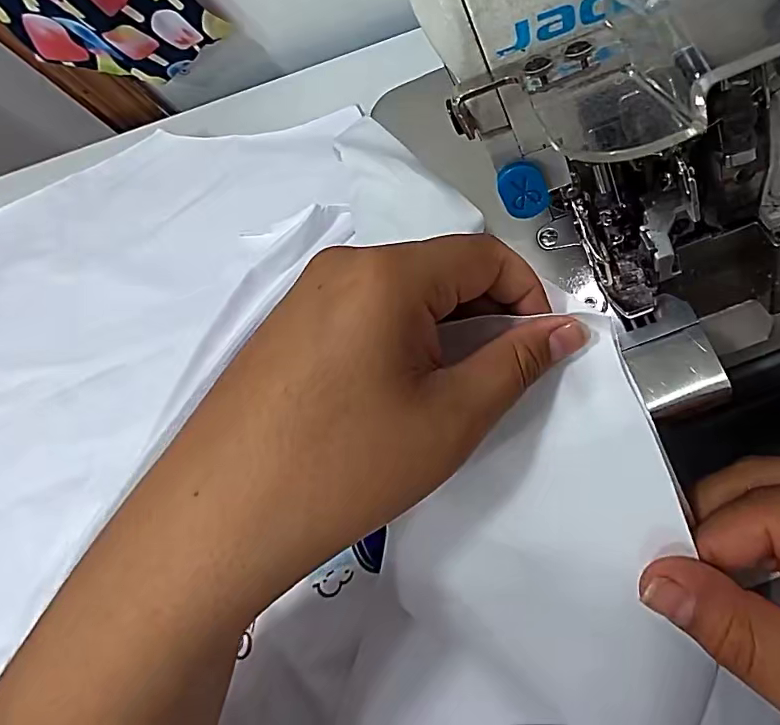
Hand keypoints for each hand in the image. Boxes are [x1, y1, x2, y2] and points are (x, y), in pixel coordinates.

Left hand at [0, 234, 584, 724]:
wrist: (212, 525)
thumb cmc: (345, 466)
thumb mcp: (450, 417)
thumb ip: (518, 362)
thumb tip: (567, 329)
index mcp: (387, 272)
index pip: (484, 254)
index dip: (526, 294)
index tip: (537, 348)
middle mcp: (345, 264)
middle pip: (442, 268)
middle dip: (485, 313)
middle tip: (494, 377)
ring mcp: (308, 290)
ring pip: (405, 290)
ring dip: (444, 327)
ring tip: (444, 391)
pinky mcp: (287, 321)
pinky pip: (365, 308)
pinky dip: (401, 335)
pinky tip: (392, 391)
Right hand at [639, 459, 779, 724]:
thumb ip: (740, 630)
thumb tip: (667, 580)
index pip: (760, 508)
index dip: (707, 546)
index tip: (673, 585)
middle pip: (760, 484)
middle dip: (711, 530)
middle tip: (682, 584)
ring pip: (766, 493)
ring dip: (729, 537)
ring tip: (711, 591)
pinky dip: (753, 545)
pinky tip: (744, 584)